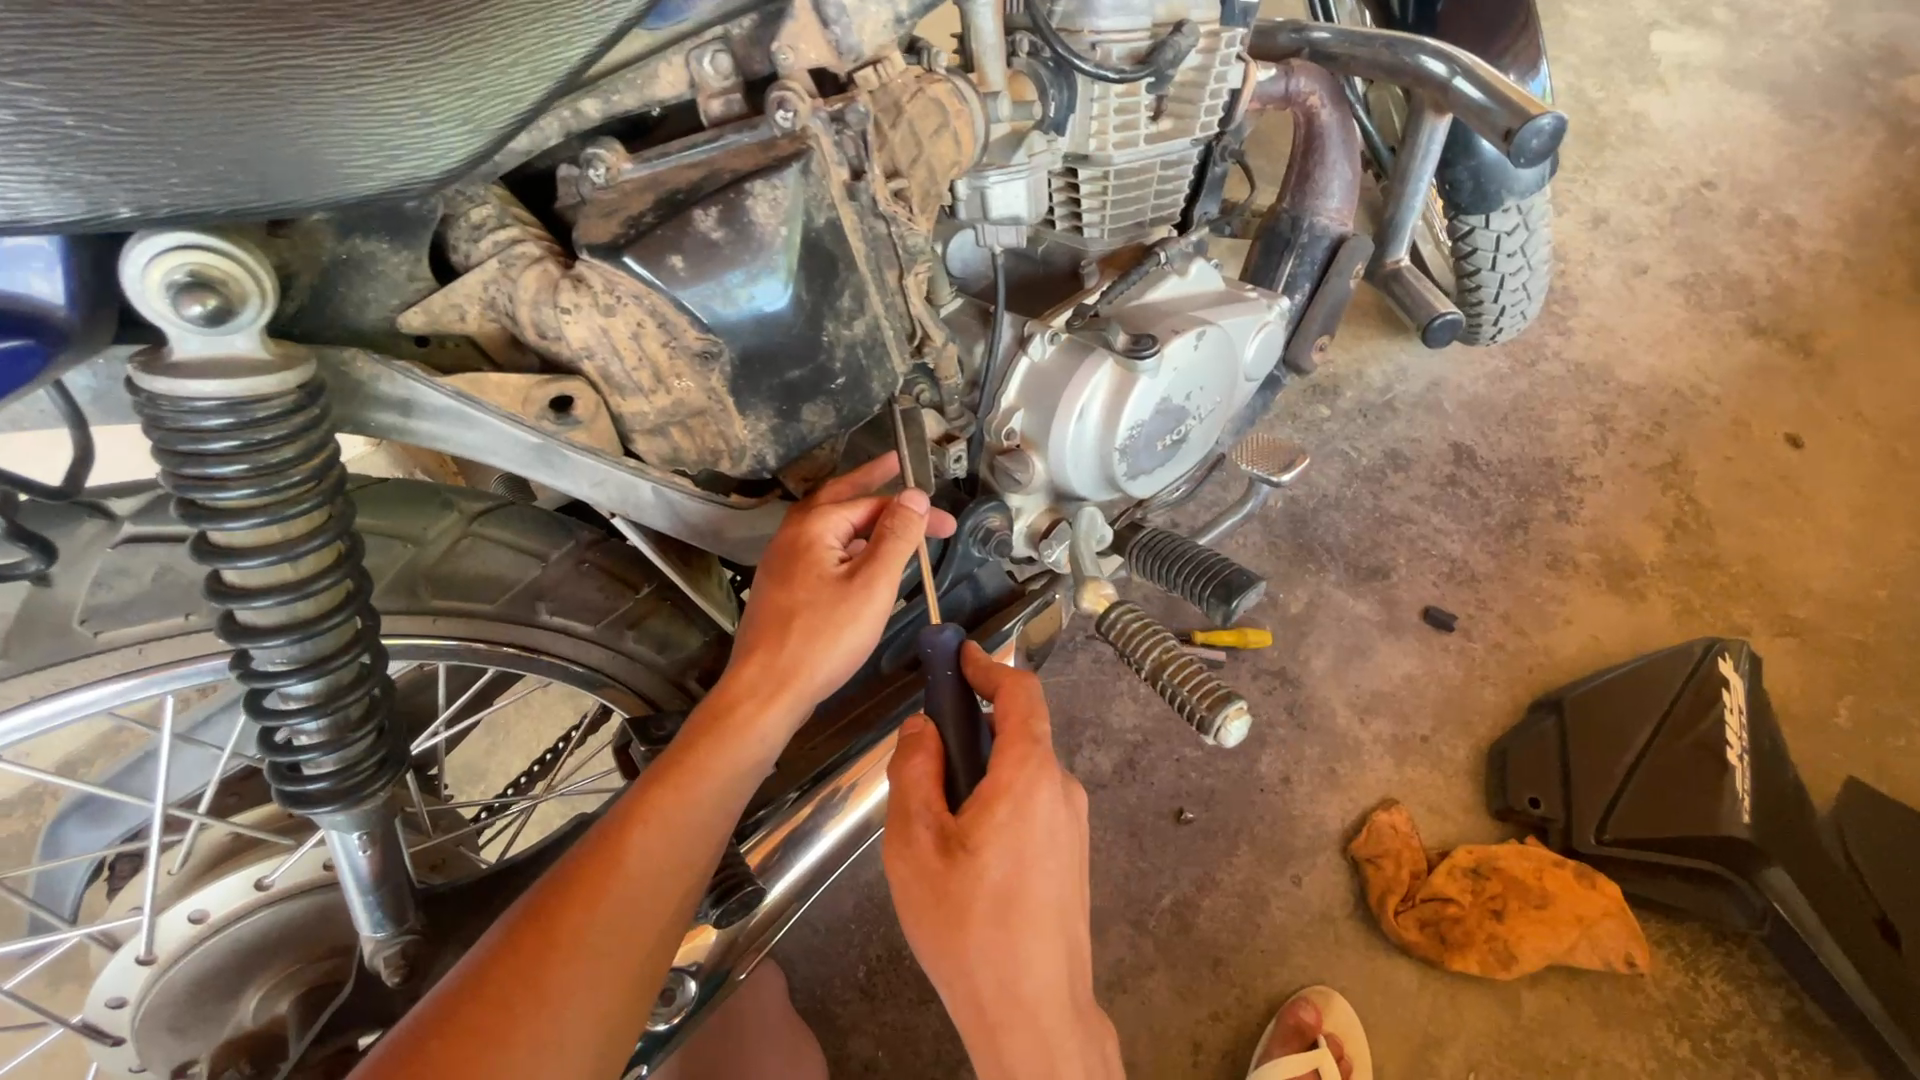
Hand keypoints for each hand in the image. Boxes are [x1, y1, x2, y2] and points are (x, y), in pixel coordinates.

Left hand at [721, 454, 955, 721]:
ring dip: (857, 514)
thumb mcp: (872, 585)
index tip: (949, 525)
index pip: (873, 503)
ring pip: (827, 526)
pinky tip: (859, 558)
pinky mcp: (783, 587)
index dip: (913, 510)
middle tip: (895, 464)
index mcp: (815, 525)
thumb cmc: (823, 637)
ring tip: (886, 511)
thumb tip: (915, 495)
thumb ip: (896, 536)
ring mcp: (783, 561)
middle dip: (870, 483)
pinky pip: (820, 550)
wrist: (767, 689)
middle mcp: (794, 534)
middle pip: (839, 498)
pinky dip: (845, 542)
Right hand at [883, 643, 1123, 1079]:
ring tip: (937, 824)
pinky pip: (1032, 806)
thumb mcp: (916, 845)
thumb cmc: (969, 928)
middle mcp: (1062, 790)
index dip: (988, 666)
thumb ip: (915, 773)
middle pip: (1017, 734)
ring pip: (1021, 775)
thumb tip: (922, 729)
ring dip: (981, 775)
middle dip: (970, 731)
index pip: (1020, 692)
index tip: (959, 656)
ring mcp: (1073, 826)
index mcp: (1029, 775)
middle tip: (924, 759)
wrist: (1032, 1013)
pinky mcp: (1072, 856)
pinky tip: (966, 854)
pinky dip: (998, 802)